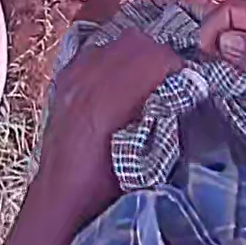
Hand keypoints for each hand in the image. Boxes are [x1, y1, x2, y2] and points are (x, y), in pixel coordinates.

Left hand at [33, 30, 181, 224]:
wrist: (58, 202)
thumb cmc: (103, 190)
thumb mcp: (142, 164)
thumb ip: (162, 123)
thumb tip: (187, 92)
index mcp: (105, 105)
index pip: (152, 59)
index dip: (176, 66)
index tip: (187, 80)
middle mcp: (86, 84)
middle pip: (136, 42)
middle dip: (160, 56)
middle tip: (171, 77)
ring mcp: (71, 78)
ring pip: (117, 42)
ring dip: (139, 54)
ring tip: (148, 77)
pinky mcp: (64, 78)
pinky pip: (98, 49)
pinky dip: (115, 57)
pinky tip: (120, 79)